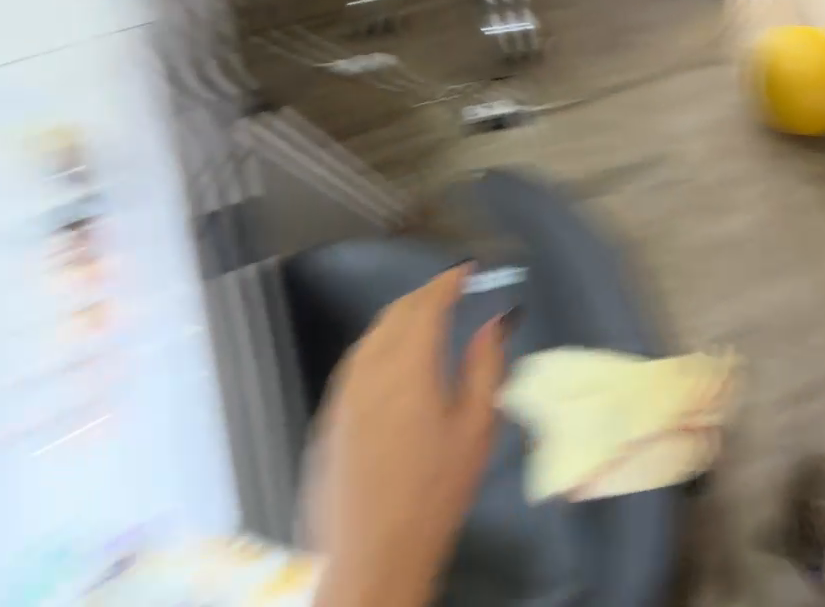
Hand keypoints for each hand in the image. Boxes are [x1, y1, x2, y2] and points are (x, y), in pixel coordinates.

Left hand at [312, 266, 507, 606]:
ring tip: (425, 316)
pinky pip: (355, 363)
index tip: (467, 270)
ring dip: (398, 317)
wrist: (373, 555)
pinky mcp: (329, 420)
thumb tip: (495, 322)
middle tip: (451, 289)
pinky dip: (378, 344)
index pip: (426, 307)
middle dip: (423, 295)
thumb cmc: (438, 490)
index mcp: (409, 368)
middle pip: (394, 316)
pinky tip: (392, 359)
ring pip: (369, 338)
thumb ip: (485, 366)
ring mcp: (343, 397)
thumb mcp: (477, 427)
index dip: (447, 282)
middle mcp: (369, 372)